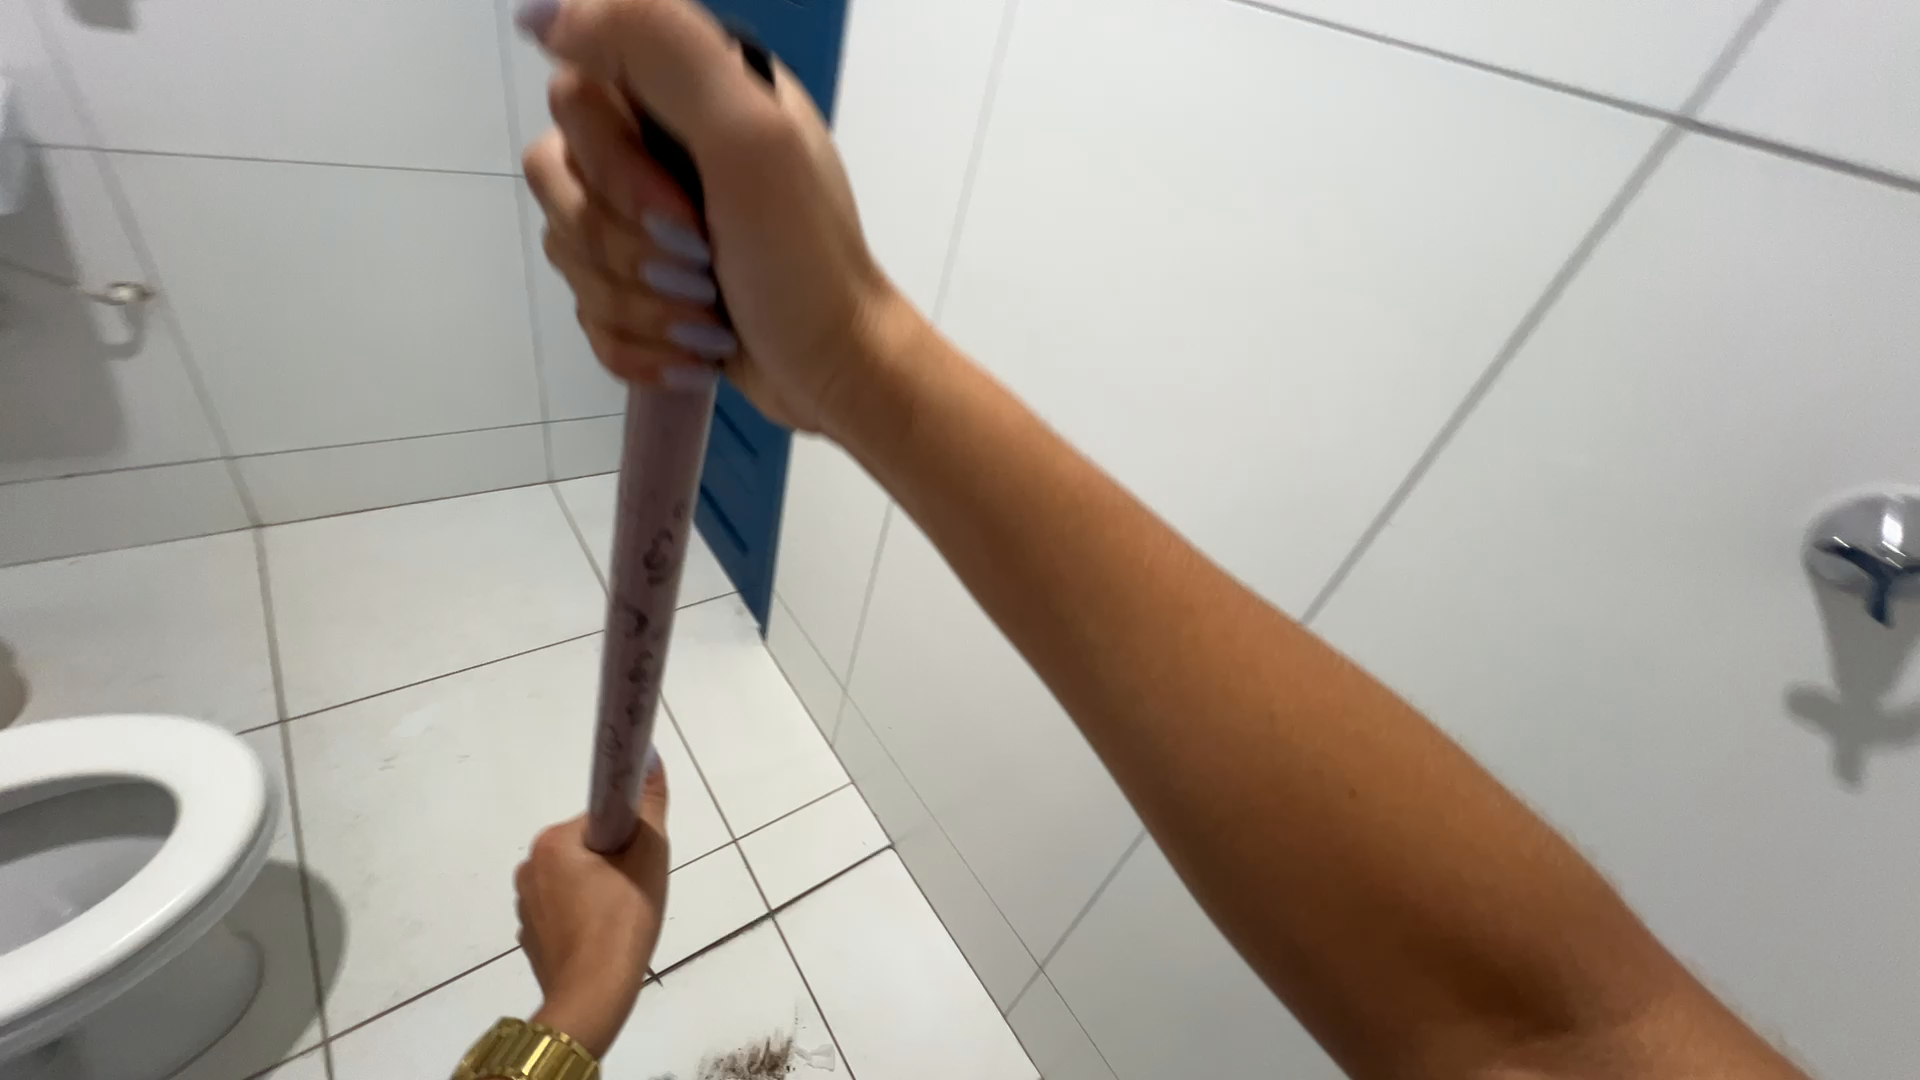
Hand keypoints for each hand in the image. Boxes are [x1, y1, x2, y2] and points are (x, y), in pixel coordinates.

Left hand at [514, 760, 669, 1057]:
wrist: (595, 994)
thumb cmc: (624, 915)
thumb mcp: (650, 851)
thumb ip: (650, 802)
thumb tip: (648, 757)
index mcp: (552, 842)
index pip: (600, 820)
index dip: (627, 836)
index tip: (640, 858)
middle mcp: (529, 867)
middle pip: (588, 847)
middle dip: (615, 861)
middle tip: (637, 885)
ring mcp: (525, 905)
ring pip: (576, 878)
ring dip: (599, 887)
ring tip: (622, 913)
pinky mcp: (530, 937)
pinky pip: (564, 909)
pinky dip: (584, 914)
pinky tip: (604, 933)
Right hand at [516, 0, 921, 433]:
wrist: (835, 370)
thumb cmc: (805, 265)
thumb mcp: (753, 138)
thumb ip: (658, 47)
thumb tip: (545, 16)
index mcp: (689, 103)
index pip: (575, 99)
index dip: (615, 171)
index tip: (687, 218)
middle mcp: (662, 157)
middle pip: (560, 183)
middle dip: (632, 250)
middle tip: (706, 274)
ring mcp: (651, 232)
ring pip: (571, 256)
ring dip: (643, 307)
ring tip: (710, 322)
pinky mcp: (646, 298)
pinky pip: (591, 318)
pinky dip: (641, 349)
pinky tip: (693, 356)